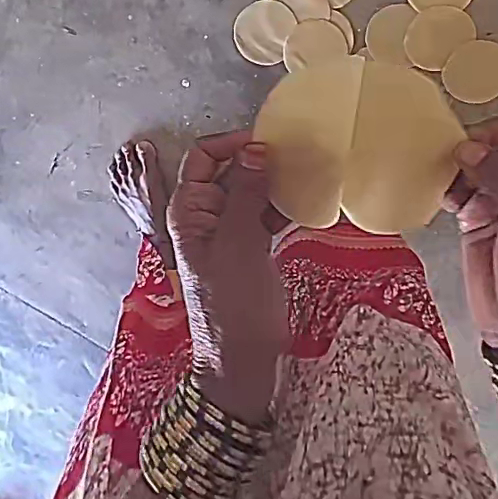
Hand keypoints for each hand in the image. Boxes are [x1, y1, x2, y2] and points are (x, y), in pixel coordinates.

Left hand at [167, 130, 288, 420]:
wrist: (244, 356)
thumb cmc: (232, 301)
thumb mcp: (238, 242)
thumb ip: (247, 193)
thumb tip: (257, 148)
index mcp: (190, 209)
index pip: (204, 157)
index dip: (232, 144)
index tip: (268, 142)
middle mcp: (207, 214)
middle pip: (231, 170)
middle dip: (259, 161)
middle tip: (297, 156)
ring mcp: (231, 229)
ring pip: (252, 190)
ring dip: (275, 182)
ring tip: (307, 174)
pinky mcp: (252, 244)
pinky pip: (266, 212)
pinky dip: (282, 205)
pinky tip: (306, 202)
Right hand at [441, 114, 497, 359]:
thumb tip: (468, 147)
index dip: (493, 134)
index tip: (467, 147)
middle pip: (491, 147)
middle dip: (468, 149)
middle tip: (443, 159)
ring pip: (469, 168)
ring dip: (451, 168)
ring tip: (436, 177)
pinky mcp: (475, 221)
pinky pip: (455, 192)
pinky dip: (442, 188)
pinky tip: (435, 194)